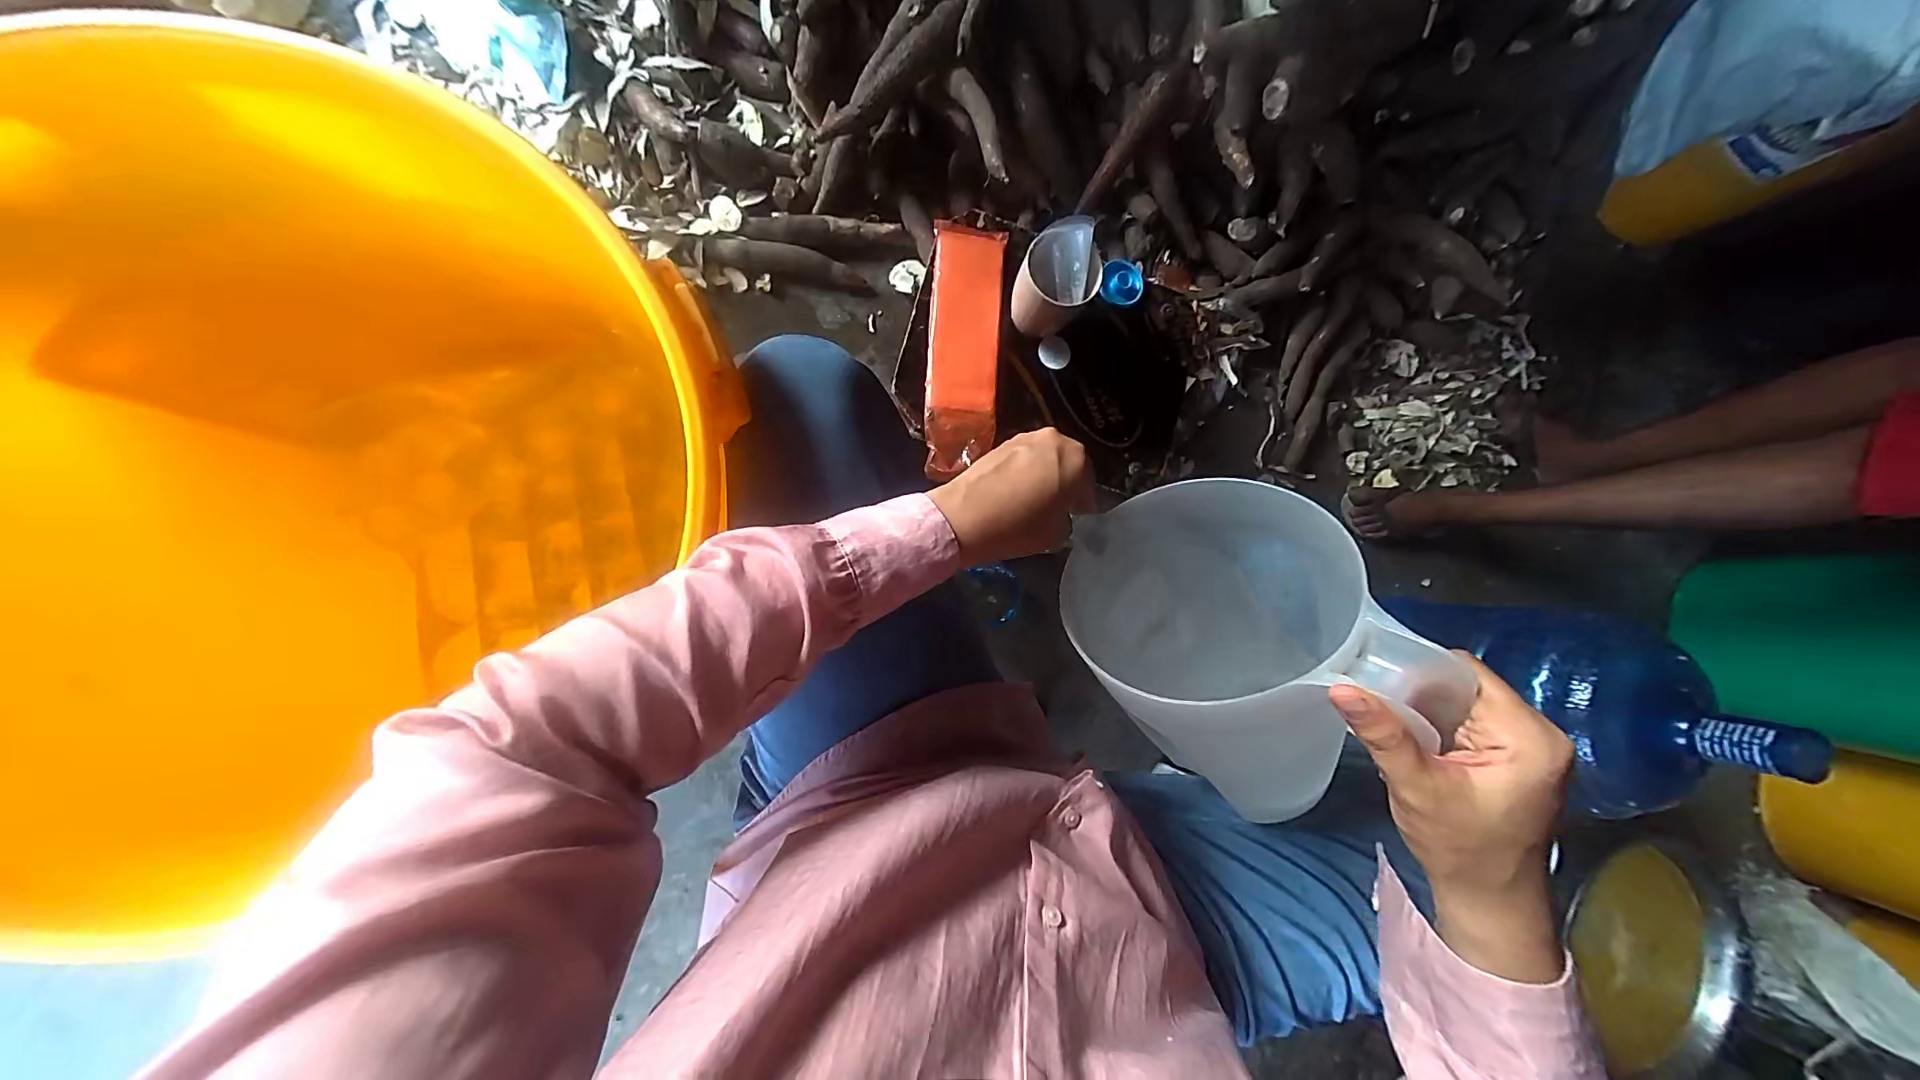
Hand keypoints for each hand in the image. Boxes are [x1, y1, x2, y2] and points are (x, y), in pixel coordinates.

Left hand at [927, 429, 1093, 566]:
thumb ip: (1066, 518)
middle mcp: (1053, 440)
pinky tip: (1014, 492)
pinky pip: (1022, 458)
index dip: (1083, 502)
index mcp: (1076, 459)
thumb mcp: (1056, 534)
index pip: (1088, 482)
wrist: (962, 518)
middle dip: (1064, 481)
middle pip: (1066, 462)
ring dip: (1043, 474)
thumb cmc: (1017, 527)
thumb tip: (1060, 514)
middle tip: (1057, 506)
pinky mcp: (999, 443)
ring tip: (1033, 500)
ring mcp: (1023, 438)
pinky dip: (1023, 471)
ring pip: (1043, 457)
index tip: (1077, 515)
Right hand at [1330, 653, 1571, 983]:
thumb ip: (1382, 733)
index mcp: (1528, 736)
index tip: (1376, 678)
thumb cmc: (1458, 846)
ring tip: (1387, 716)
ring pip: (1461, 699)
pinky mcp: (1512, 754)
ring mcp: (1528, 743)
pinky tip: (1409, 734)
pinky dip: (1434, 721)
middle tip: (1374, 698)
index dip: (1419, 670)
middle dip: (1417, 689)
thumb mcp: (1414, 786)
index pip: (1466, 672)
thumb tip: (1339, 688)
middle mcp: (1538, 731)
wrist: (1488, 898)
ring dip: (1423, 706)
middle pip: (1464, 683)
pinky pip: (1466, 718)